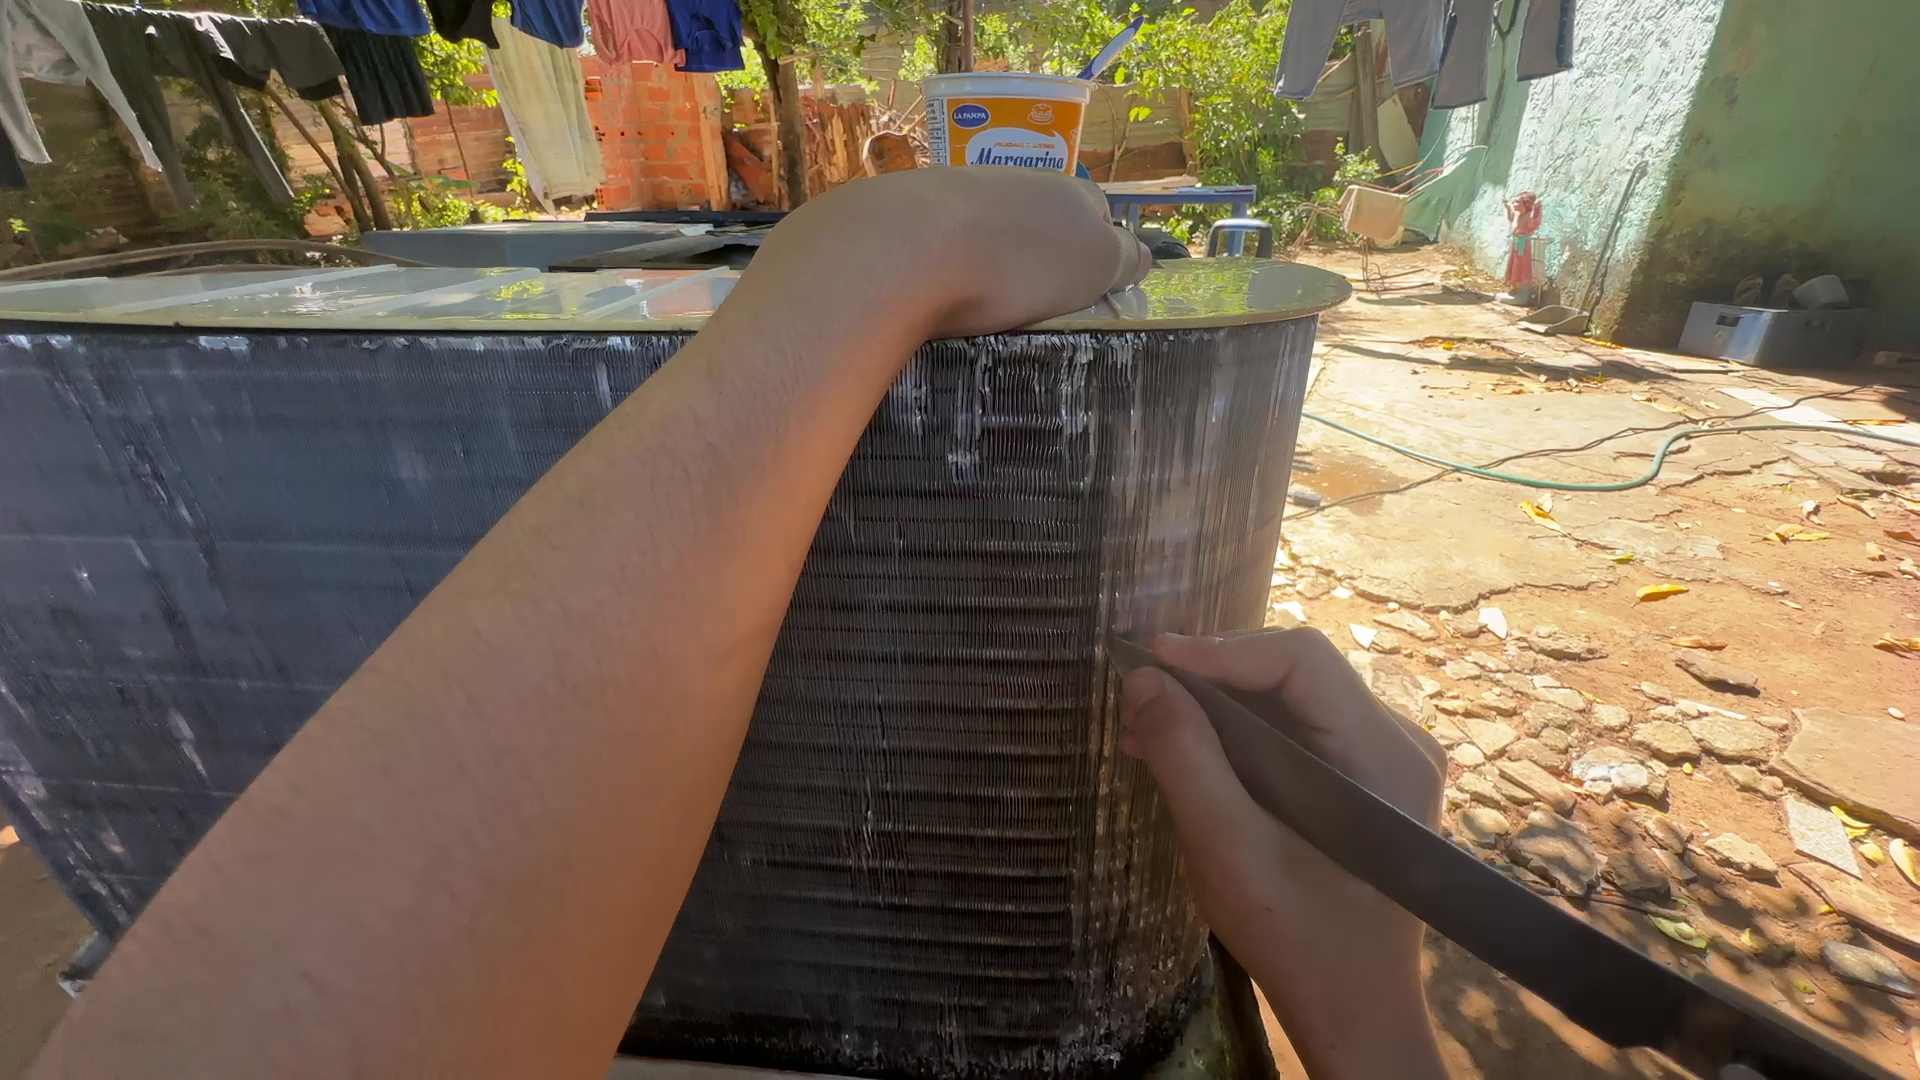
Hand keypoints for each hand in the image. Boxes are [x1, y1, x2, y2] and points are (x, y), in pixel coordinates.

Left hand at [735, 167, 1151, 344]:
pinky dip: (947, 274)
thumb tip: (1143, 256)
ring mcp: (957, 197)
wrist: (907, 249)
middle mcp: (1012, 183)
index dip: (1097, 254)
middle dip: (1041, 260)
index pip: (1097, 214)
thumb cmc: (1017, 261)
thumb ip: (1122, 260)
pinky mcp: (909, 222)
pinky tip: (941, 303)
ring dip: (992, 267)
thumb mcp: (1092, 266)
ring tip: (986, 314)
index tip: (1087, 295)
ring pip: (989, 236)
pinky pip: (942, 251)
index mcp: (1065, 192)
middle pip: (1039, 223)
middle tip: (1037, 310)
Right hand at [1120, 629, 1448, 1079]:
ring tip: (1141, 724)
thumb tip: (1141, 678)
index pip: (1302, 661)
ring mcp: (1374, 756)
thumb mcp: (1227, 849)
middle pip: (1287, 672)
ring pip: (1276, 696)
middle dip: (1205, 677)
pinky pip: (1279, 727)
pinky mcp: (1348, 774)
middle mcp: (1393, 741)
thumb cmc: (1298, 939)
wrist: (1350, 1011)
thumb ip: (1185, 757)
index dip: (1221, 649)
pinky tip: (1173, 747)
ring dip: (1205, 704)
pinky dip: (1222, 731)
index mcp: (1385, 756)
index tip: (1151, 656)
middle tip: (1138, 692)